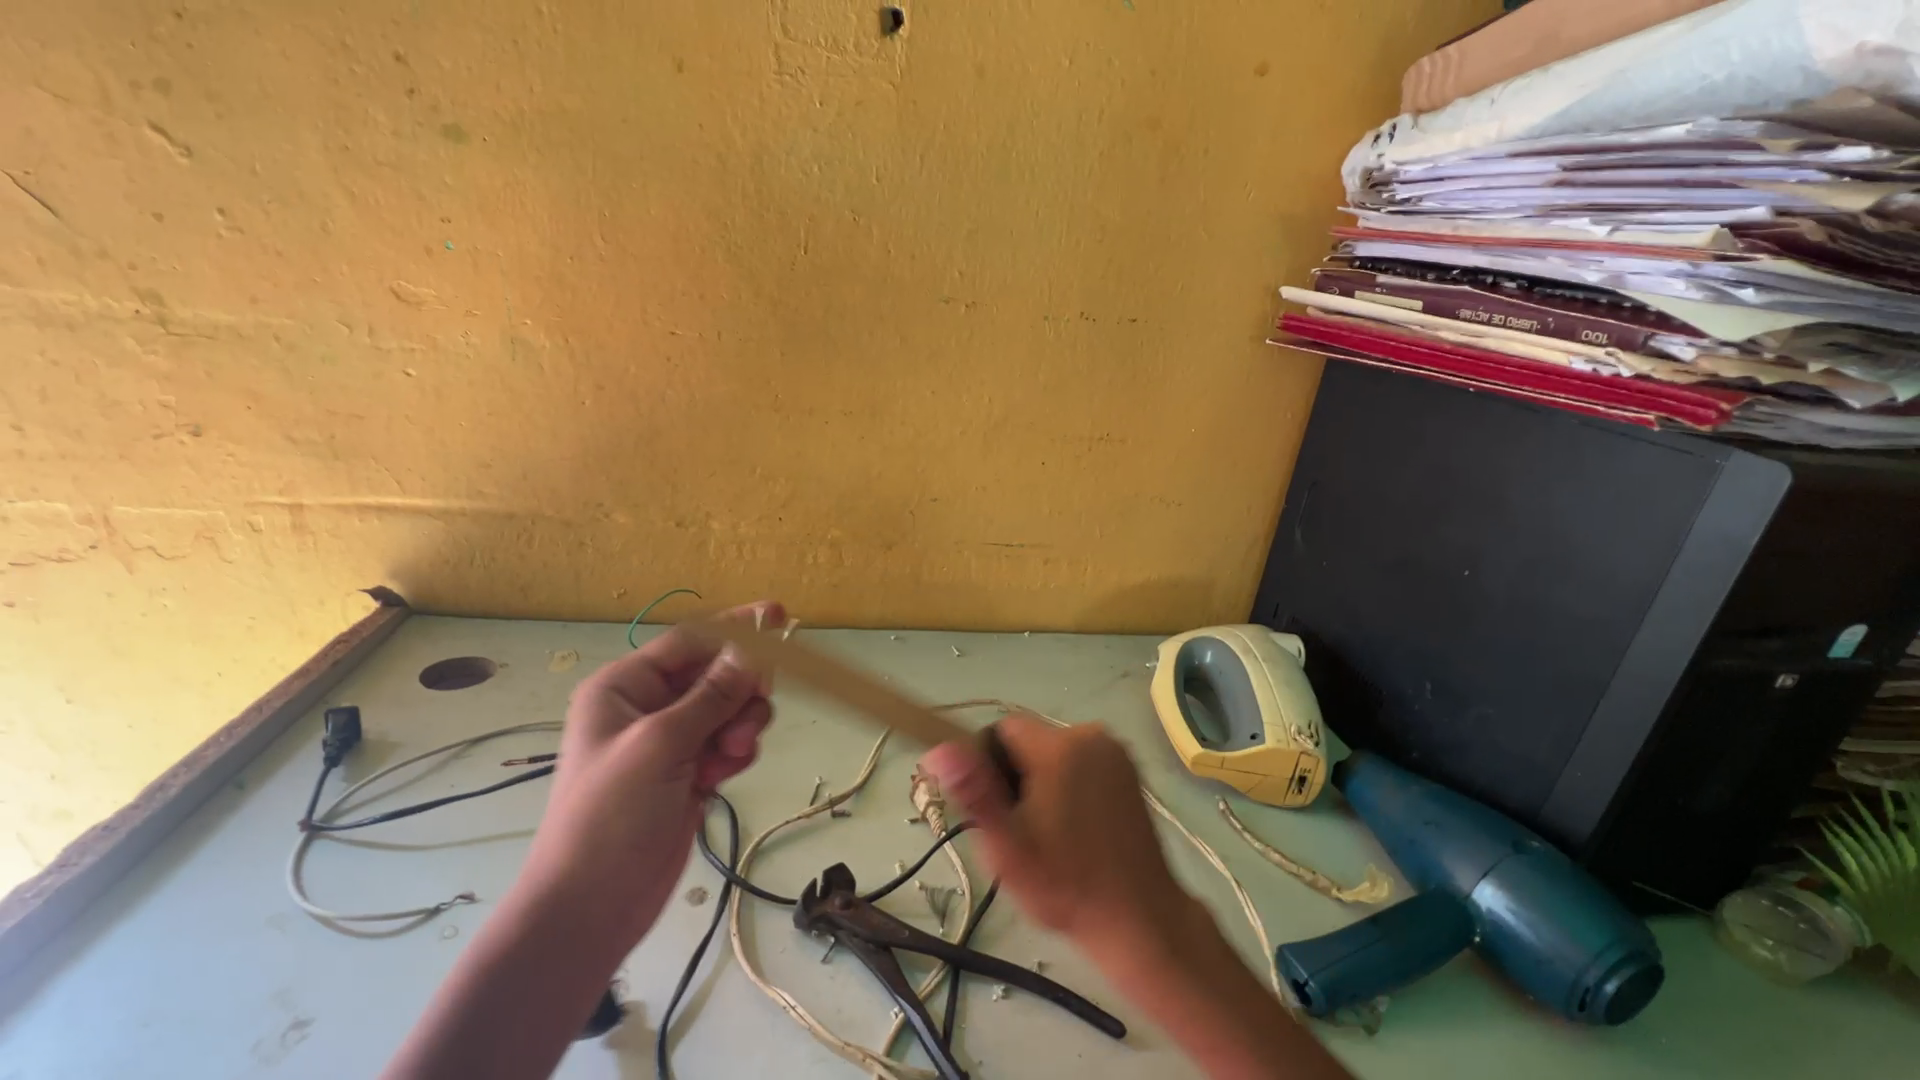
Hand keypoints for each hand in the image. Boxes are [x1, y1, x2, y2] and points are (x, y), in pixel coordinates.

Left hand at [518, 600, 782, 949]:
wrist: (592, 905)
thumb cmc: (610, 816)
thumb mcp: (660, 745)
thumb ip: (711, 695)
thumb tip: (751, 650)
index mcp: (624, 688)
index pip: (689, 642)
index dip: (735, 628)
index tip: (780, 617)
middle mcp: (647, 707)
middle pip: (716, 674)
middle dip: (740, 692)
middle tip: (749, 718)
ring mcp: (671, 743)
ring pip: (730, 710)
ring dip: (741, 727)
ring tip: (729, 759)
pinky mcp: (690, 773)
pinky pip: (730, 742)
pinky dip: (736, 753)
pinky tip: (722, 778)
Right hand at [921, 712, 1193, 958]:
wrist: (1138, 918)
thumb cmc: (1066, 885)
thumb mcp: (1008, 847)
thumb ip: (974, 794)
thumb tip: (938, 750)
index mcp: (1060, 747)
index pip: (1002, 730)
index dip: (987, 766)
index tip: (995, 810)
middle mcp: (1092, 736)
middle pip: (1028, 741)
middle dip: (1015, 777)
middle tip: (1020, 830)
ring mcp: (1116, 753)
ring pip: (1053, 753)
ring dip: (1041, 782)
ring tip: (1048, 834)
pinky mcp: (1130, 771)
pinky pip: (1081, 763)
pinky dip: (1069, 785)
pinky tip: (1074, 829)